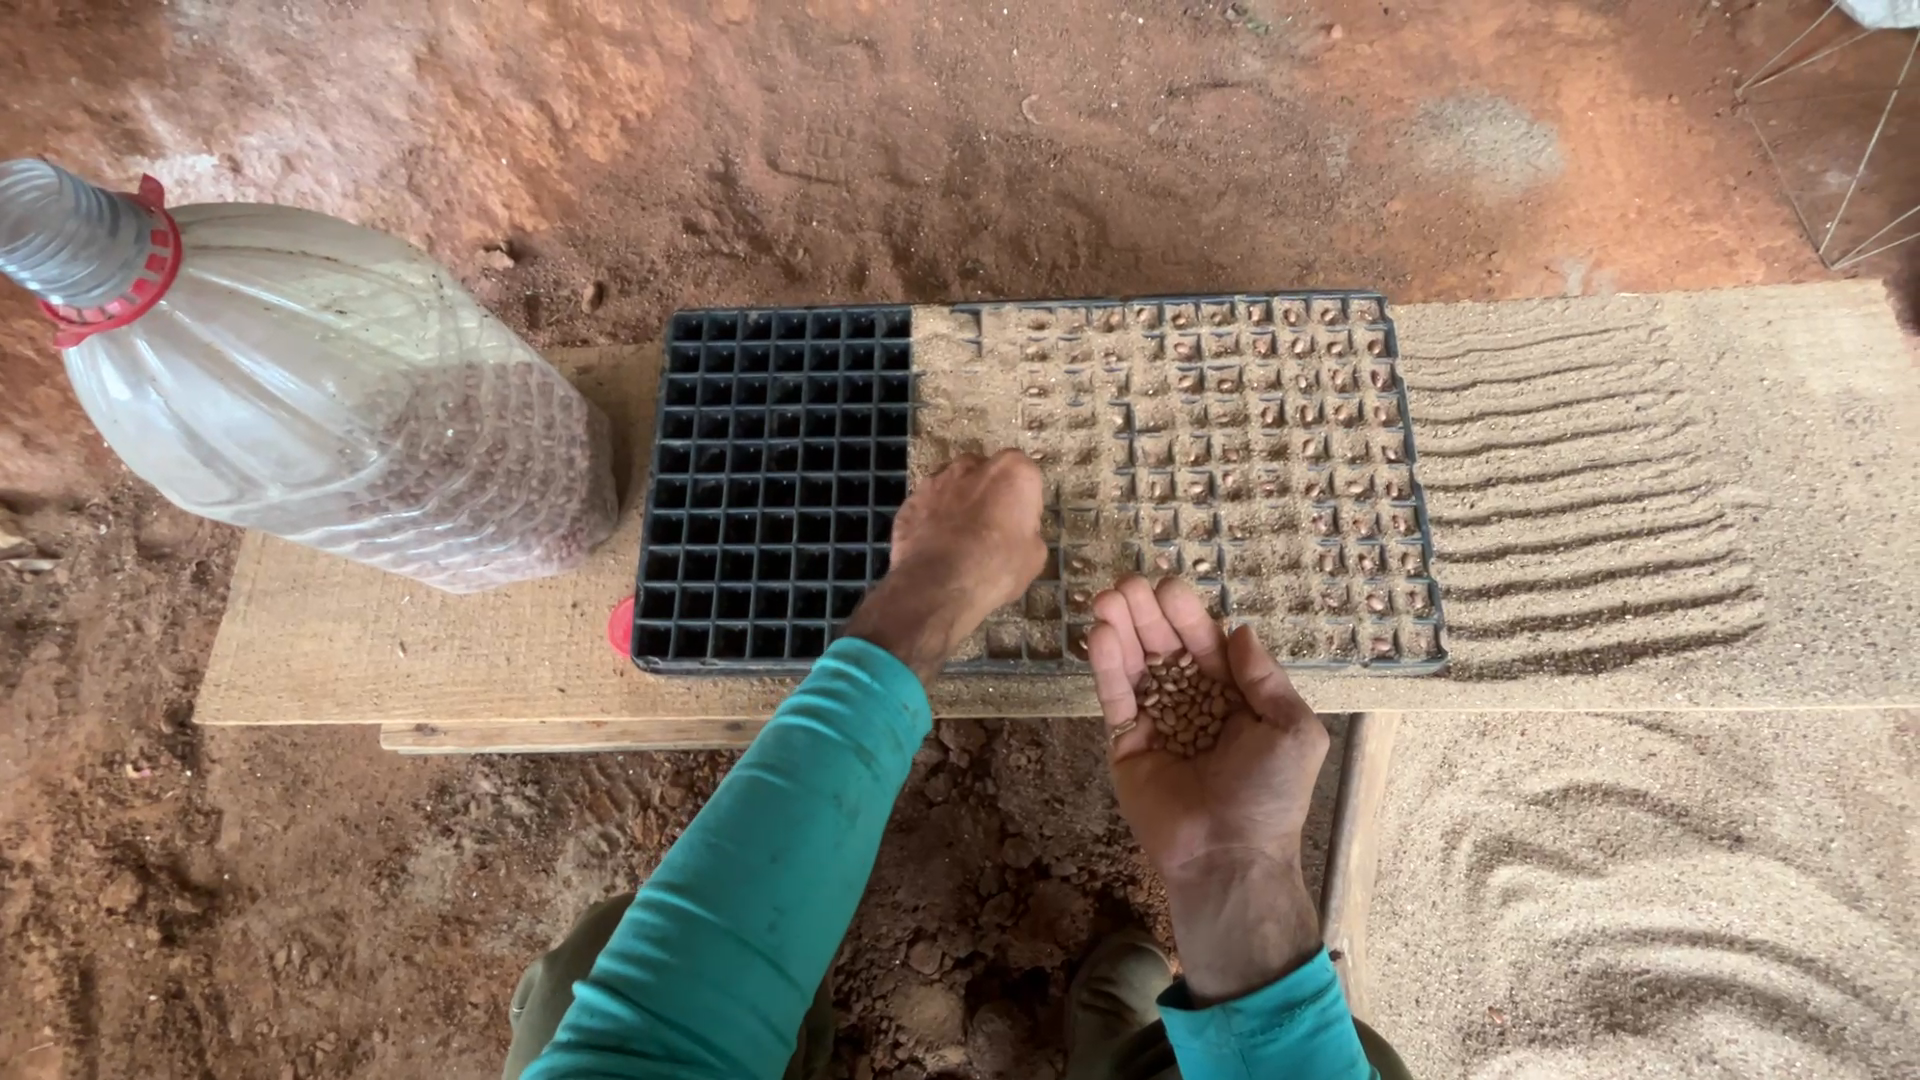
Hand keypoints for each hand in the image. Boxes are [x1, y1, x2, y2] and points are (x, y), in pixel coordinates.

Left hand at [843, 450, 1045, 681]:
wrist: (935, 589)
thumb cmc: (994, 570)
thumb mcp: (1033, 557)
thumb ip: (1027, 532)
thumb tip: (1014, 532)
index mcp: (1013, 472)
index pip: (1026, 477)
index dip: (1023, 505)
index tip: (1018, 529)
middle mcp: (972, 466)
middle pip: (987, 477)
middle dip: (989, 500)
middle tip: (990, 535)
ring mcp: (935, 483)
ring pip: (954, 491)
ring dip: (959, 510)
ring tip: (960, 548)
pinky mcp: (908, 504)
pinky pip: (928, 511)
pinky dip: (932, 526)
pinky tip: (936, 554)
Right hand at [1087, 575, 1328, 1003]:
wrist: (1229, 856)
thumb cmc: (1269, 793)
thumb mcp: (1292, 730)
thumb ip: (1265, 678)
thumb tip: (1240, 630)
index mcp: (1232, 699)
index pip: (1204, 645)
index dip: (1187, 615)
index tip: (1168, 585)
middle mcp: (1190, 703)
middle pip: (1163, 647)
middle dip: (1146, 614)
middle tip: (1126, 582)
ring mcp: (1154, 721)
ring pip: (1134, 665)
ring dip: (1120, 629)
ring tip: (1106, 596)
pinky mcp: (1123, 741)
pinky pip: (1115, 696)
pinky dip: (1105, 665)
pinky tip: (1099, 633)